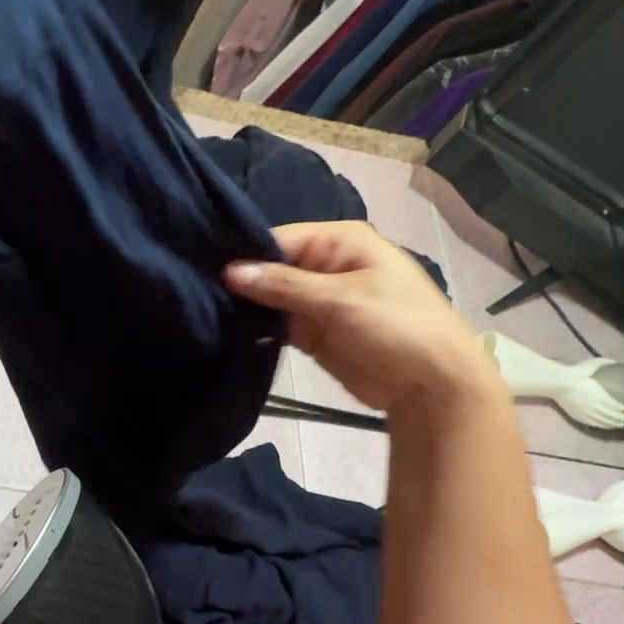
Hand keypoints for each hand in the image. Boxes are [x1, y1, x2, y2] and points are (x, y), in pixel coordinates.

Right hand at [224, 222, 496, 414]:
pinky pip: (274, 325)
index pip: (279, 239)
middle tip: (197, 296)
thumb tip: (230, 271)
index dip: (244, 254)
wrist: (427, 383)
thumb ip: (283, 286)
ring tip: (204, 317)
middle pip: (270, 268)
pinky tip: (224, 335)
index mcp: (339, 243)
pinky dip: (255, 331)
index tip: (204, 271)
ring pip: (268, 299)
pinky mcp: (308, 332)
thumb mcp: (340, 300)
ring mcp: (315, 300)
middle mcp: (324, 266)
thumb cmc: (396, 327)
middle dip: (239, 283)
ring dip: (244, 309)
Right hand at [550, 359, 623, 429]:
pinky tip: (603, 426)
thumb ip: (605, 363)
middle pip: (610, 415)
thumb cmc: (575, 373)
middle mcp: (595, 406)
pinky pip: (590, 422)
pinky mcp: (577, 414)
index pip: (616, 406)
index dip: (622, 409)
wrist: (558, 382)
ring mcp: (586, 411)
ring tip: (619, 425)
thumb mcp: (593, 364)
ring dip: (611, 424)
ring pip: (601, 421)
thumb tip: (615, 362)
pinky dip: (599, 425)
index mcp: (601, 395)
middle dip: (620, 419)